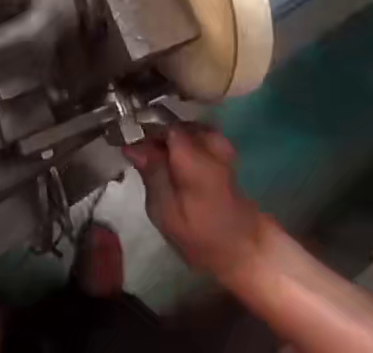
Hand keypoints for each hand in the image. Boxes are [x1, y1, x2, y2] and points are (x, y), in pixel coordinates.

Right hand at [122, 125, 265, 280]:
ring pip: (184, 129)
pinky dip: (183, 145)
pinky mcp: (224, 149)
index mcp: (193, 155)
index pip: (162, 125)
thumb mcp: (167, 213)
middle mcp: (208, 140)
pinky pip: (195, 136)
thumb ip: (151, 173)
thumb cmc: (202, 237)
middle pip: (173, 124)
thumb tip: (131, 145)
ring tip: (157, 165)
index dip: (143, 131)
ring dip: (169, 142)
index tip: (128, 144)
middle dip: (155, 137)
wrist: (244, 247)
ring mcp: (219, 142)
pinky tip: (176, 166)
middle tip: (141, 160)